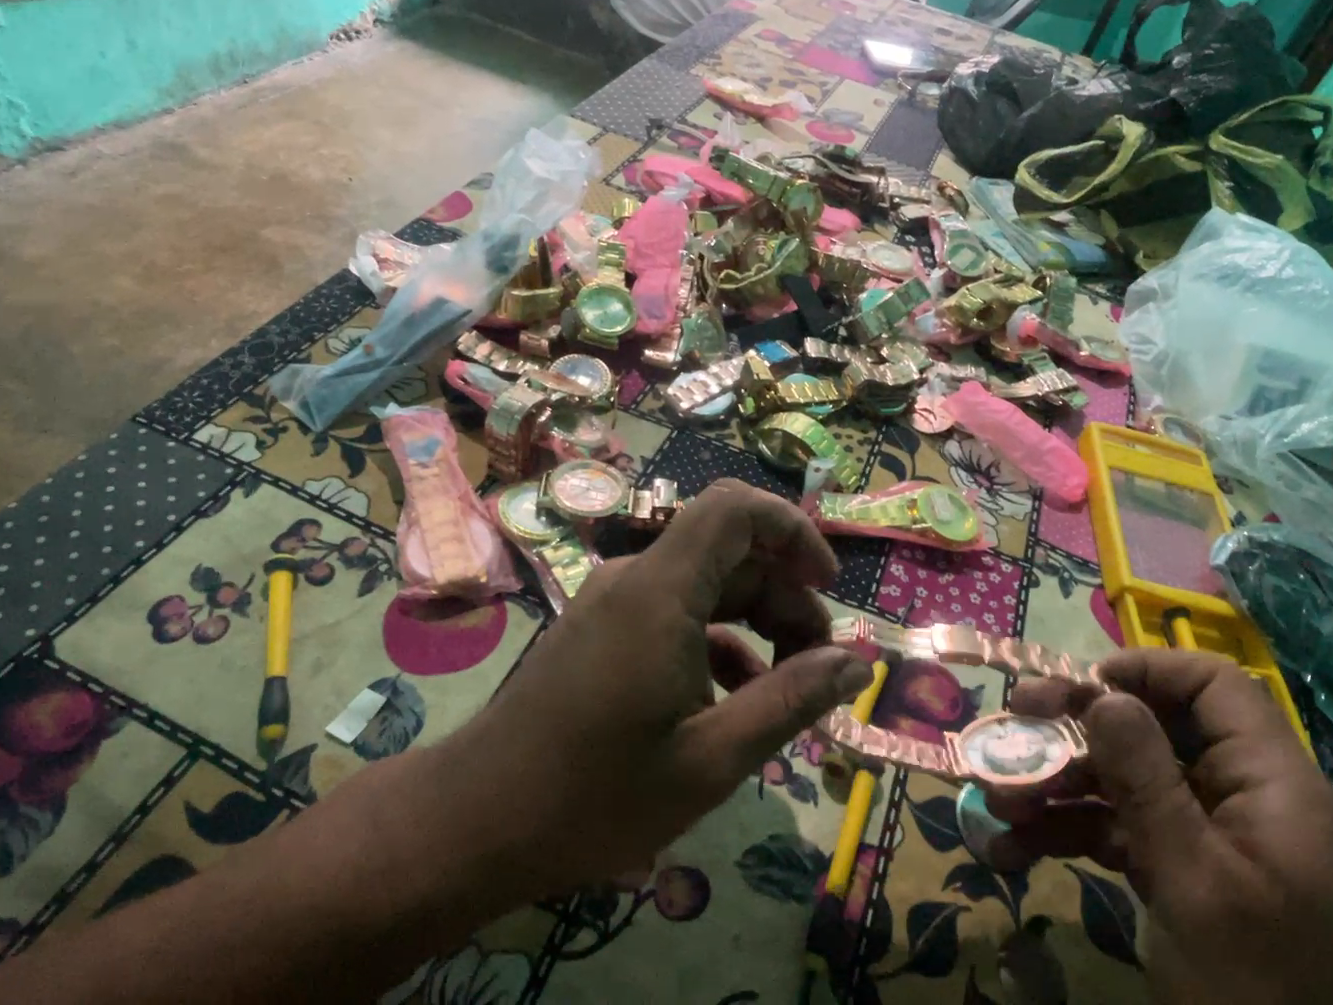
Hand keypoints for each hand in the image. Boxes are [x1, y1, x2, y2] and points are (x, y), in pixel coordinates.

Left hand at [447, 479, 875, 899]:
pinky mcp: (599, 635)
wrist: (474, 824)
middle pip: (730, 554)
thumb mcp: (712, 759)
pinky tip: (735, 703)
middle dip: (786, 599)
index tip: (830, 586)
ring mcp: (611, 607)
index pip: (736, 509)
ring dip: (756, 627)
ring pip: (704, 588)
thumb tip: (857, 661)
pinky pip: (673, 617)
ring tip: (788, 693)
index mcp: (661, 592)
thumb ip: (791, 700)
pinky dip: (717, 645)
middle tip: (820, 668)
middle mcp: (634, 581)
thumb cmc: (596, 795)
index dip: (793, 530)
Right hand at [988, 650, 1332, 1004]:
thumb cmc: (1261, 982)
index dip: (1146, 670)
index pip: (1214, 688)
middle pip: (1153, 733)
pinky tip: (1011, 850)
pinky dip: (1067, 837)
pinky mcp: (1181, 879)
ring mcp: (1206, 841)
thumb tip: (1105, 695)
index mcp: (1268, 782)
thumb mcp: (1196, 880)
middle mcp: (1237, 798)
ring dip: (1057, 789)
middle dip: (1076, 730)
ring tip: (995, 803)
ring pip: (1125, 786)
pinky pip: (1119, 835)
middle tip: (1011, 726)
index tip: (1077, 685)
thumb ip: (1148, 782)